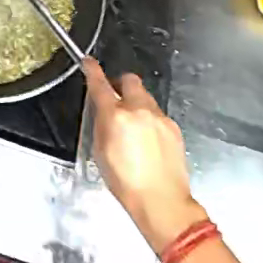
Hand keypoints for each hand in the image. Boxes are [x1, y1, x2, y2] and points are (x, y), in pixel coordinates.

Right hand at [84, 57, 206, 251]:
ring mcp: (159, 117)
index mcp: (115, 115)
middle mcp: (139, 110)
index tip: (89, 62)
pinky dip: (149, 119)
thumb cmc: (125, 181)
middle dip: (120, 84)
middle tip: (114, 97)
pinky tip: (146, 139)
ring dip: (135, 103)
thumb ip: (101, 124)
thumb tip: (103, 111)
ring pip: (145, 96)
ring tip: (131, 126)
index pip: (100, 84)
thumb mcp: (100, 151)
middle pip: (130, 80)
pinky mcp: (173, 127)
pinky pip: (157, 113)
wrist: (161, 200)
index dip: (92, 70)